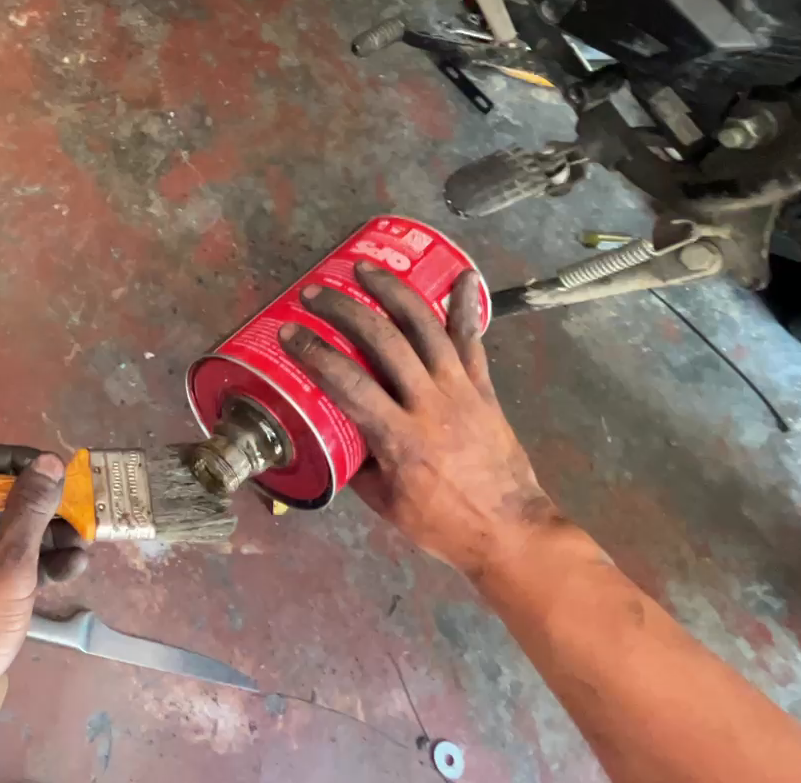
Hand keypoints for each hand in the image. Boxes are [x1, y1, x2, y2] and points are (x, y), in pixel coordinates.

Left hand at [0, 449, 70, 745]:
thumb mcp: (6, 561)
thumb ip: (30, 508)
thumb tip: (50, 461)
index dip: (20, 461)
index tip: (55, 471)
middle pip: (2, 500)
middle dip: (44, 505)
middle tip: (80, 510)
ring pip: (11, 535)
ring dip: (49, 536)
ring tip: (84, 544)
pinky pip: (11, 567)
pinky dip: (40, 565)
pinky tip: (72, 568)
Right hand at [278, 264, 563, 577]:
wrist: (512, 532)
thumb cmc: (441, 523)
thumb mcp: (384, 503)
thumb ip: (355, 462)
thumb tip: (327, 431)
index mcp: (399, 437)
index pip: (347, 383)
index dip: (314, 353)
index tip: (288, 332)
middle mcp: (430, 403)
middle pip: (384, 341)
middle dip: (344, 310)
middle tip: (315, 293)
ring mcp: (460, 390)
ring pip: (425, 328)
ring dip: (392, 292)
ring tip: (365, 269)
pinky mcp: (483, 387)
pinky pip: (471, 341)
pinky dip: (463, 306)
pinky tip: (458, 274)